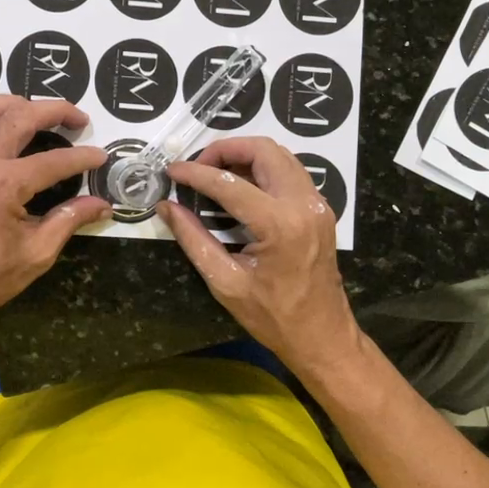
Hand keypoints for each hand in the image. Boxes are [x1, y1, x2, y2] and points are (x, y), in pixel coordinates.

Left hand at [0, 95, 110, 340]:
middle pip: (20, 116)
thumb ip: (70, 219)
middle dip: (55, 111)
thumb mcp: (38, 252)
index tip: (101, 157)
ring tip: (35, 114)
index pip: (55, 160)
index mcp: (4, 185)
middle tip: (79, 120)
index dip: (83, 157)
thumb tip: (103, 205)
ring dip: (12, 104)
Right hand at [158, 136, 362, 378]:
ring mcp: (316, 204)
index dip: (195, 173)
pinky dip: (262, 167)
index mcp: (280, 226)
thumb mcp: (225, 281)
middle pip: (263, 150)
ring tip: (215, 174)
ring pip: (279, 154)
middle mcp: (303, 205)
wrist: (322, 336)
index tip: (171, 171)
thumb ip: (193, 239)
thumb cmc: (272, 317)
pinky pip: (289, 170)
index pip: (229, 183)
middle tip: (197, 168)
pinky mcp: (319, 209)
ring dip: (245, 155)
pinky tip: (239, 185)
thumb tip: (166, 207)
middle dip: (225, 150)